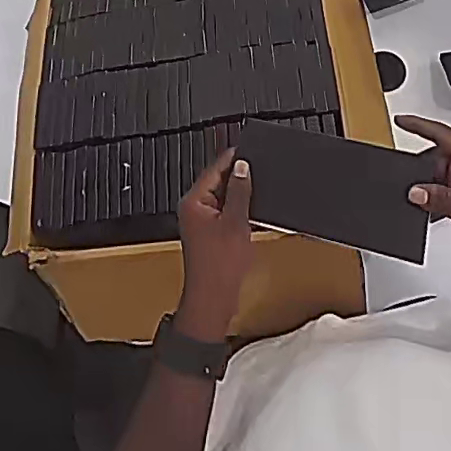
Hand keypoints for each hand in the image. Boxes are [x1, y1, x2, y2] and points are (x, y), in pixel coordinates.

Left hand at [175, 149, 253, 340]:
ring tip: (256, 191)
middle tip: (257, 169)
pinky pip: (224, 211)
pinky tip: (250, 212)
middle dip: (237, 176)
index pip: (214, 168)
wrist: (213, 300)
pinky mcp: (209, 233)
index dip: (232, 158)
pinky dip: (237, 210)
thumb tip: (242, 167)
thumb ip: (239, 191)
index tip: (247, 149)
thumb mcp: (235, 222)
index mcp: (193, 201)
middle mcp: (193, 208)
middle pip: (217, 181)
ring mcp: (200, 221)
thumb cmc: (218, 267)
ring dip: (238, 194)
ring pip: (222, 197)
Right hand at [397, 114, 450, 270]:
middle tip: (415, 185)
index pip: (440, 134)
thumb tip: (415, 191)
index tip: (401, 119)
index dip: (418, 125)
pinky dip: (443, 198)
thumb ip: (439, 199)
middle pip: (438, 157)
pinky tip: (441, 211)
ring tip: (436, 204)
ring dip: (436, 188)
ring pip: (443, 176)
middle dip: (425, 171)